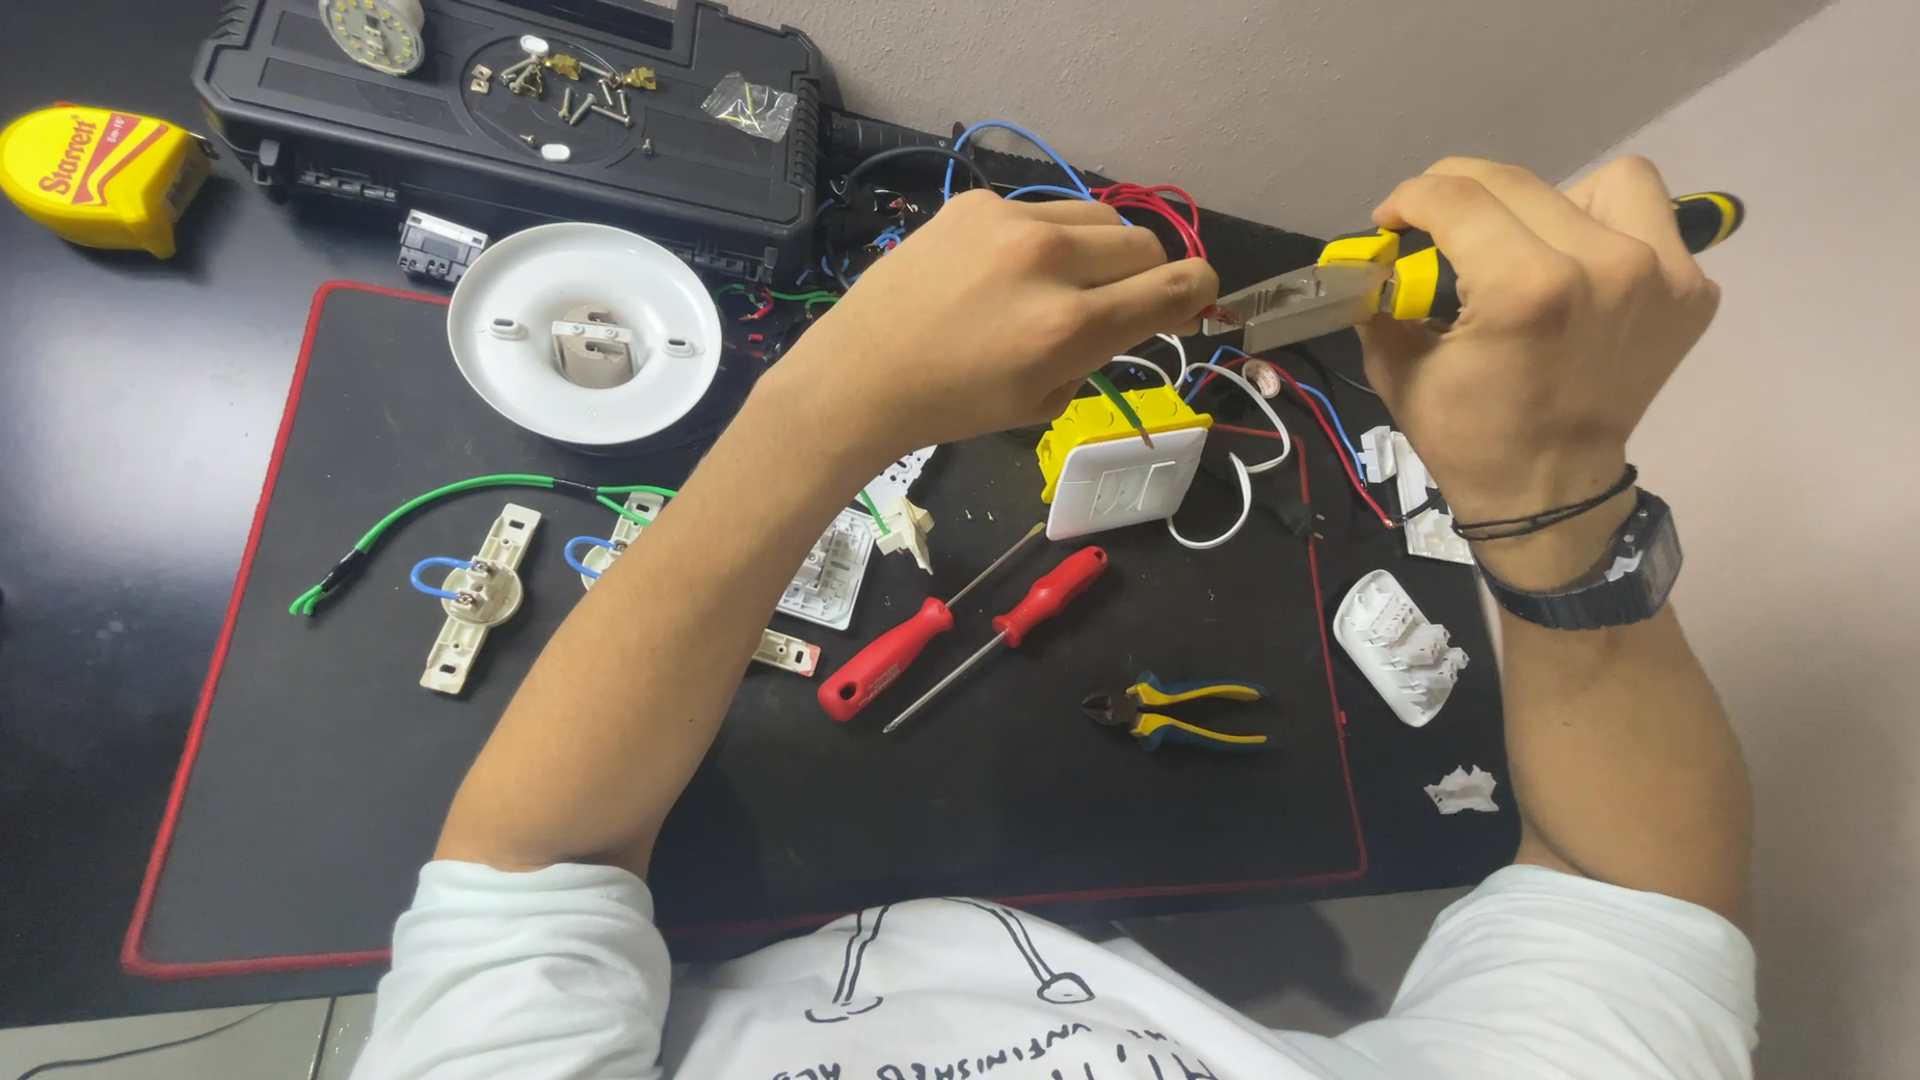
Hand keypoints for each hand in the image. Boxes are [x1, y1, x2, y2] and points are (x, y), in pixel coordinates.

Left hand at [767, 191, 1217, 463]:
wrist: (863, 374)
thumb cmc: (953, 406)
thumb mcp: (1041, 401)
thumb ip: (1098, 353)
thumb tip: (1124, 317)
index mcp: (1071, 326)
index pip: (1180, 285)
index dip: (1199, 295)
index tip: (1191, 304)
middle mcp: (1050, 261)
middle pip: (1145, 244)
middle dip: (1144, 278)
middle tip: (1113, 305)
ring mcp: (1010, 221)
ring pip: (1099, 217)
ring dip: (1099, 253)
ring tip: (1059, 285)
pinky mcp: (975, 202)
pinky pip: (1043, 210)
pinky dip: (1047, 240)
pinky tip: (1008, 271)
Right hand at [1359, 156, 1719, 563]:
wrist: (1547, 488)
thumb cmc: (1464, 437)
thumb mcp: (1399, 371)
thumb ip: (1384, 302)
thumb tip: (1376, 259)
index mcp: (1522, 291)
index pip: (1458, 201)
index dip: (1411, 197)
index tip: (1390, 216)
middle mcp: (1603, 265)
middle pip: (1517, 183)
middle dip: (1457, 191)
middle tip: (1432, 221)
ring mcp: (1662, 273)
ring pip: (1603, 181)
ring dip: (1545, 201)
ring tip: (1518, 242)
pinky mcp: (1692, 287)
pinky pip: (1649, 218)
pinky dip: (1600, 228)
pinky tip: (1569, 268)